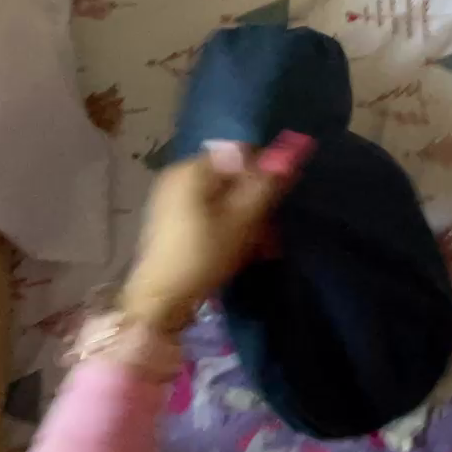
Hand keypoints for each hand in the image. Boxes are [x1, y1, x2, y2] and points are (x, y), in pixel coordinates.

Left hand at [121, 132, 313, 330]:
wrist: (160, 301)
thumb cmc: (203, 256)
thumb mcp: (242, 220)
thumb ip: (266, 184)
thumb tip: (291, 150)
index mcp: (191, 170)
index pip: (241, 155)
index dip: (265, 176)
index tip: (278, 204)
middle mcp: (179, 177)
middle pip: (232, 179)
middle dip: (258, 203)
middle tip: (273, 235)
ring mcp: (172, 199)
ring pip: (223, 199)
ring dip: (248, 219)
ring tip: (262, 249)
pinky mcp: (171, 221)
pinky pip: (210, 213)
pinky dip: (229, 226)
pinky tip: (242, 251)